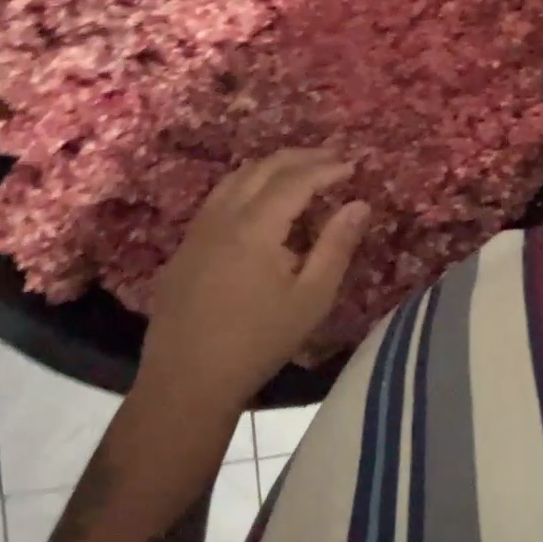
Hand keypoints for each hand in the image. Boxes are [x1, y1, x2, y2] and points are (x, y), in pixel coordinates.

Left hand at [136, 148, 371, 411]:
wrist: (186, 384)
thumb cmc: (259, 341)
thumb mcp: (312, 298)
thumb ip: (337, 246)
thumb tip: (359, 205)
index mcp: (254, 228)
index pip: (295, 180)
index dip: (326, 169)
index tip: (353, 166)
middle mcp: (221, 219)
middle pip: (262, 168)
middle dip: (300, 158)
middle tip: (332, 157)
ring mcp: (196, 233)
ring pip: (234, 179)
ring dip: (270, 167)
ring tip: (300, 171)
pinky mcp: (184, 250)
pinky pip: (217, 200)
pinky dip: (247, 186)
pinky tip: (261, 204)